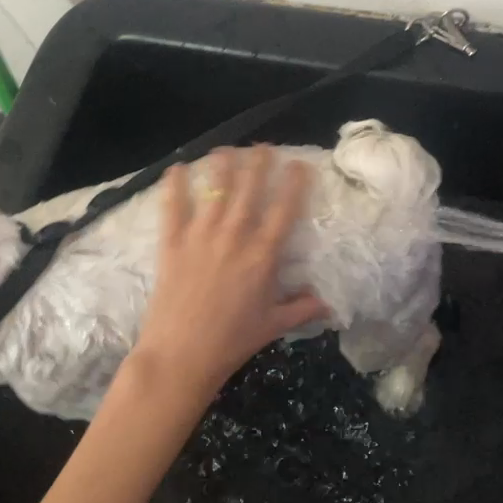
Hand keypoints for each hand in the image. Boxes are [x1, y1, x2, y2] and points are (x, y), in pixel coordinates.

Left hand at [133, 148, 329, 402]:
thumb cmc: (232, 342)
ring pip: (215, 190)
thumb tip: (330, 303)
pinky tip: (177, 167)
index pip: (284, 210)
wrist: (181, 356)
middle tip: (263, 146)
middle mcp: (235, 237)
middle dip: (258, 163)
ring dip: (222, 166)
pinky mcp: (172, 243)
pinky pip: (174, 207)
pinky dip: (175, 185)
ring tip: (227, 148)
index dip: (294, 183)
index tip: (299, 164)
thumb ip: (302, 309)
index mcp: (263, 256)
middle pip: (249, 189)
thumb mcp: (273, 326)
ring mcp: (201, 237)